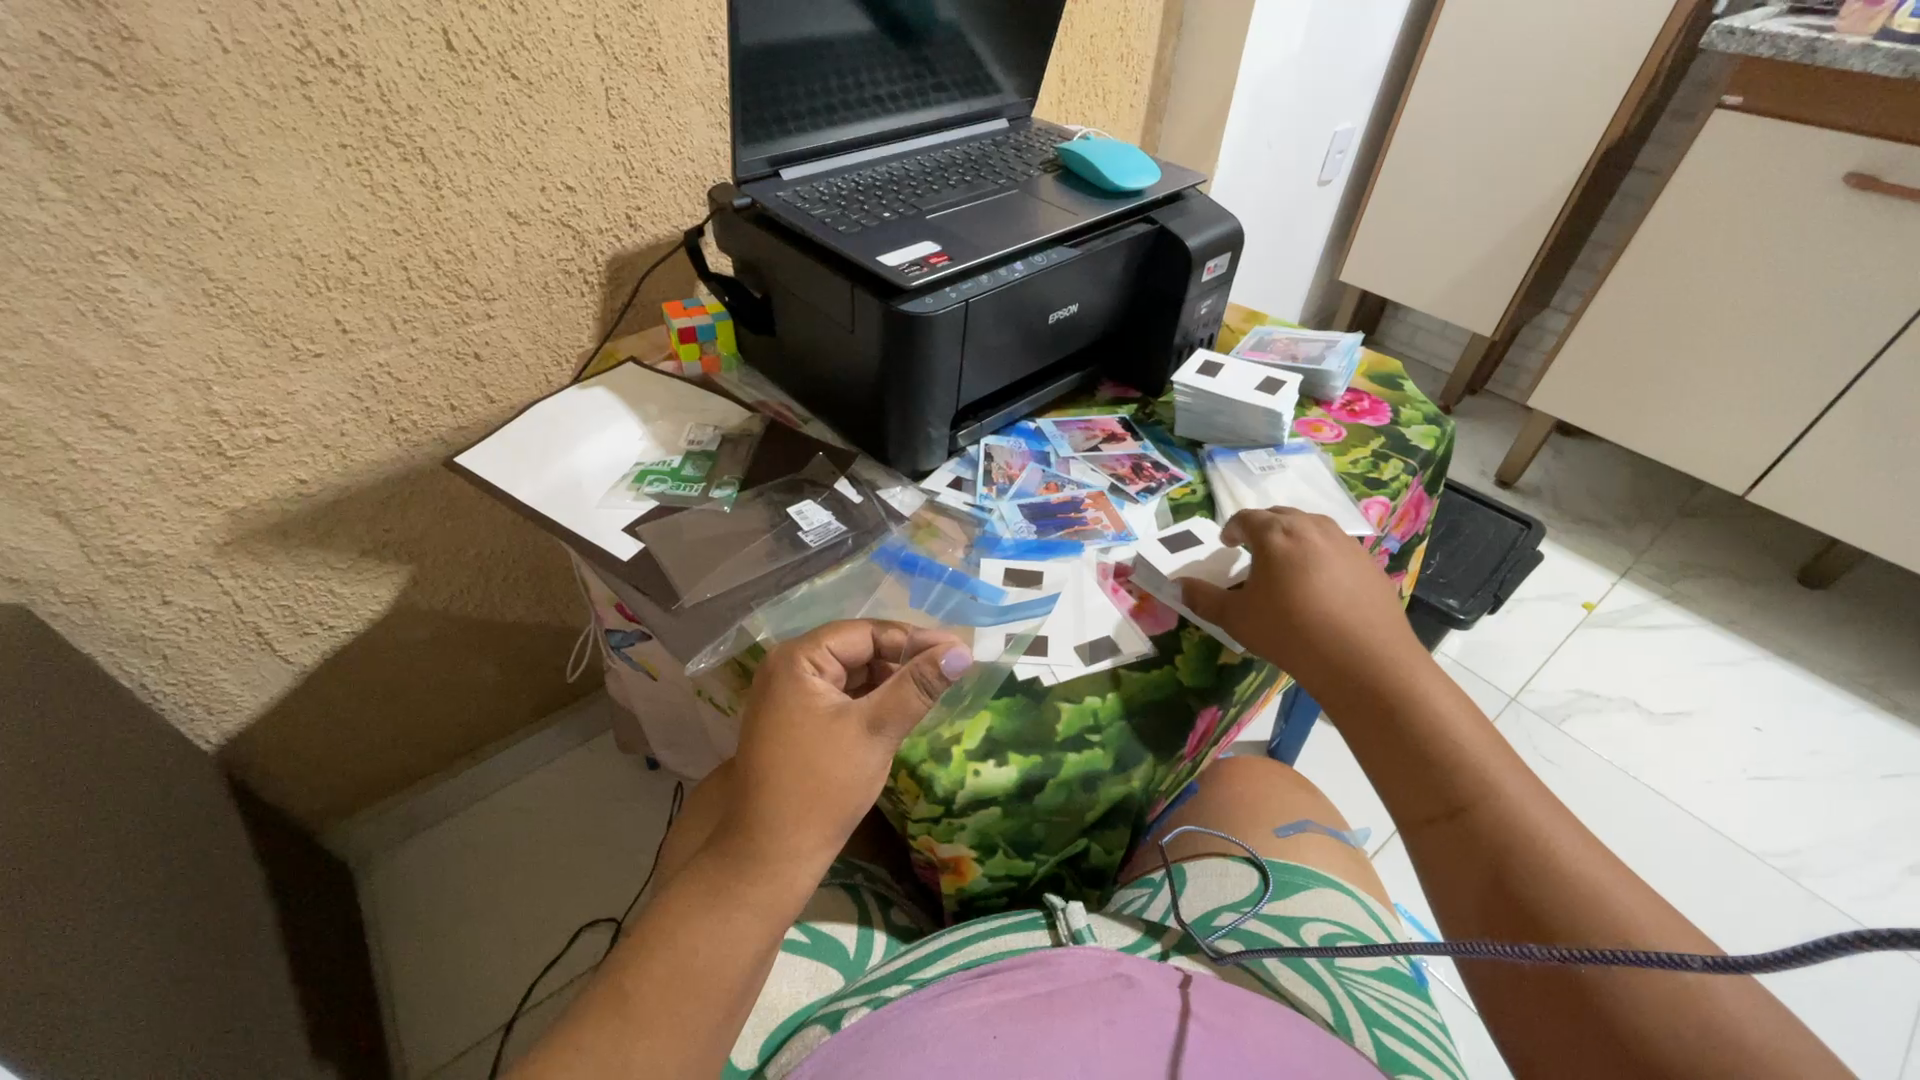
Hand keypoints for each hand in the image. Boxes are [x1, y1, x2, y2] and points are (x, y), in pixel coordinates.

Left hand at [719, 620, 972, 870]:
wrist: (771, 854)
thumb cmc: (823, 787)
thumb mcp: (876, 730)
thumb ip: (918, 686)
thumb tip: (963, 652)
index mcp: (797, 659)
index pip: (865, 632)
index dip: (914, 640)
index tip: (959, 652)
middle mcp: (786, 667)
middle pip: (856, 649)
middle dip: (902, 660)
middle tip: (950, 672)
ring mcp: (787, 695)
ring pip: (850, 673)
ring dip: (888, 681)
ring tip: (931, 691)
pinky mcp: (793, 720)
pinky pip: (839, 696)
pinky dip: (869, 700)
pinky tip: (899, 711)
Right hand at [1181, 508, 1425, 693]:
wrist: (1362, 659)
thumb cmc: (1289, 632)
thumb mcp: (1236, 619)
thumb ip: (1203, 599)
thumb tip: (1179, 585)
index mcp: (1275, 534)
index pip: (1246, 518)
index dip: (1232, 529)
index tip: (1227, 544)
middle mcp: (1311, 527)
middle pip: (1281, 516)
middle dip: (1263, 528)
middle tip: (1254, 550)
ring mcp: (1346, 543)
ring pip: (1313, 528)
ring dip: (1294, 538)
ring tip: (1287, 565)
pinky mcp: (1370, 563)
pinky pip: (1338, 549)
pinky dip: (1322, 557)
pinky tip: (1321, 587)